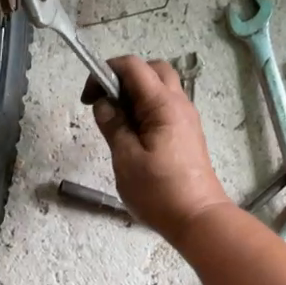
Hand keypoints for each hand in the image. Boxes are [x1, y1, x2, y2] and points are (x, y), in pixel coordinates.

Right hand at [88, 57, 232, 240]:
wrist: (197, 217)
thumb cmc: (158, 191)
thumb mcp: (126, 160)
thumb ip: (113, 127)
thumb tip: (103, 104)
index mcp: (163, 105)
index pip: (133, 67)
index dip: (106, 73)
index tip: (88, 98)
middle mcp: (179, 104)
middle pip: (152, 70)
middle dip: (124, 78)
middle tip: (105, 104)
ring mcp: (186, 119)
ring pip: (161, 89)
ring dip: (136, 95)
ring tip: (117, 123)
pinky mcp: (186, 134)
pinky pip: (165, 108)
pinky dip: (146, 110)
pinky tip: (133, 136)